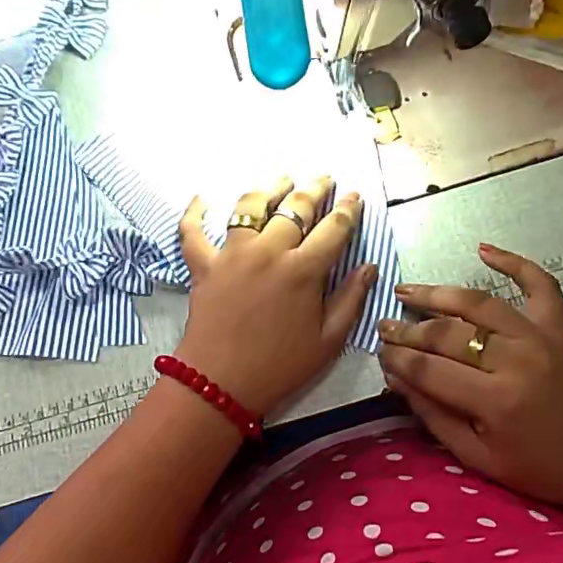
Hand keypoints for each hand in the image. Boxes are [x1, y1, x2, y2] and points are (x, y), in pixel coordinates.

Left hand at [175, 176, 376, 415]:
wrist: (221, 384)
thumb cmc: (281, 365)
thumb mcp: (329, 339)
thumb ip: (351, 298)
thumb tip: (369, 266)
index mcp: (303, 270)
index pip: (333, 228)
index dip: (347, 209)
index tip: (354, 195)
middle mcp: (269, 251)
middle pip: (294, 208)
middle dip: (313, 189)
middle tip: (323, 178)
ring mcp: (232, 254)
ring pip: (249, 207)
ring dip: (268, 188)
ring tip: (280, 179)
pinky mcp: (204, 265)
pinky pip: (193, 232)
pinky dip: (194, 213)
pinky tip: (200, 198)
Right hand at [376, 244, 562, 513]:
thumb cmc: (539, 468)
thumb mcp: (478, 458)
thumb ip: (434, 416)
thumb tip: (395, 378)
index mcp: (497, 401)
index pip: (431, 369)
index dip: (398, 359)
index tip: (379, 354)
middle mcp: (517, 360)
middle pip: (450, 334)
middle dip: (410, 330)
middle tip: (384, 326)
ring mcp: (541, 337)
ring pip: (481, 303)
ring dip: (440, 294)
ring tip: (407, 290)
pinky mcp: (558, 327)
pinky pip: (540, 285)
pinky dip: (515, 263)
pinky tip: (484, 249)